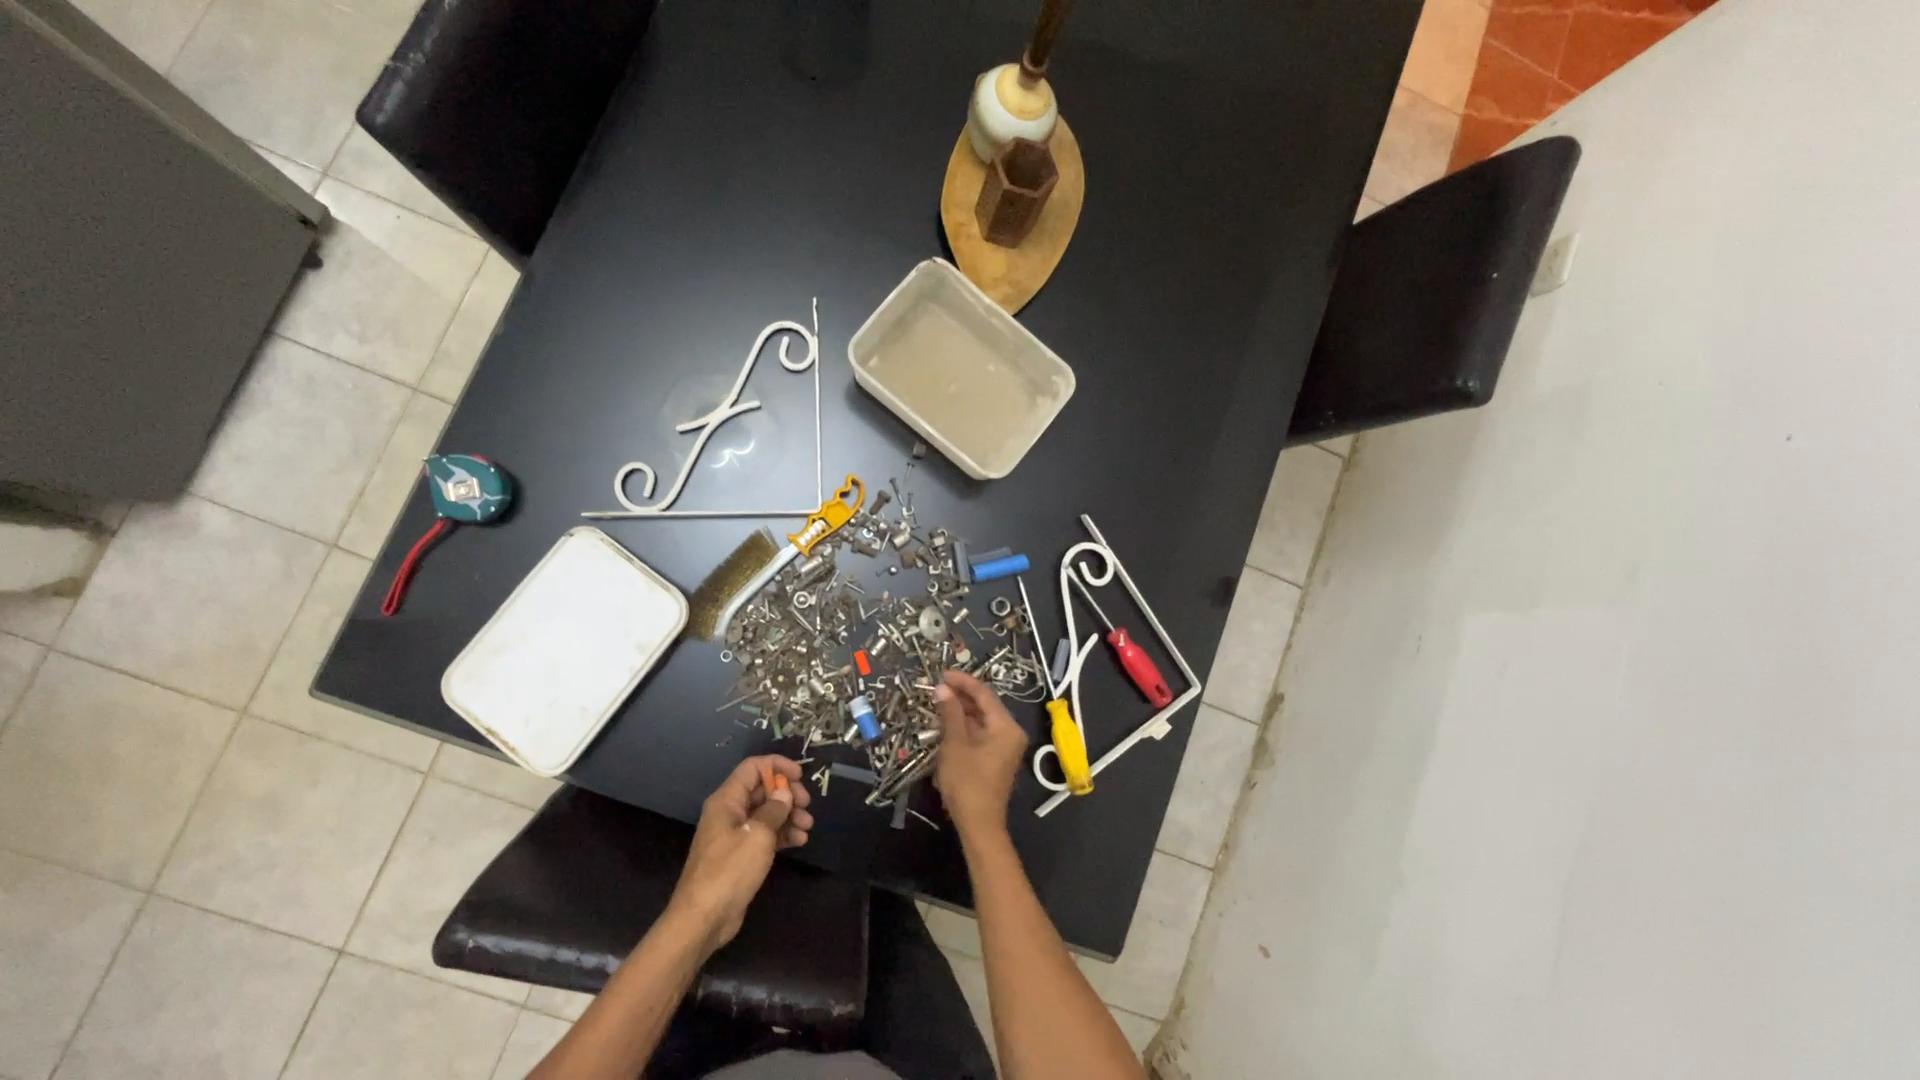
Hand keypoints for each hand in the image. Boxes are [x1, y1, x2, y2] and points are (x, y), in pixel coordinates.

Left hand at [667, 755, 813, 951]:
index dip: (777, 766)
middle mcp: (729, 812)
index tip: (800, 777)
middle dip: (787, 794)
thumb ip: (774, 810)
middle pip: (761, 790)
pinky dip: (782, 834)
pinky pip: (764, 834)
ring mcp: (734, 834)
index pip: (752, 768)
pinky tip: (799, 841)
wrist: (703, 918)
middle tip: (807, 806)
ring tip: (807, 827)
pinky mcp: (740, 855)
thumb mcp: (757, 835)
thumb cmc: (729, 870)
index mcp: (727, 800)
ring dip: (788, 815)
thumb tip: (784, 792)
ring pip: (766, 813)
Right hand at [933, 669, 1028, 839]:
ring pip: (981, 720)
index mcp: (1006, 727)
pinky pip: (980, 733)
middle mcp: (1010, 733)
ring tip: (937, 702)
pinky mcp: (995, 758)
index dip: (963, 682)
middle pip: (985, 706)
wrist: (978, 824)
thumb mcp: (955, 744)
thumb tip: (943, 688)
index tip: (941, 673)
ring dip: (960, 711)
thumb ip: (950, 713)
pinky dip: (964, 726)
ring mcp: (1004, 747)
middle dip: (960, 696)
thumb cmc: (967, 782)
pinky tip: (945, 723)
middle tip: (936, 687)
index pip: (984, 694)